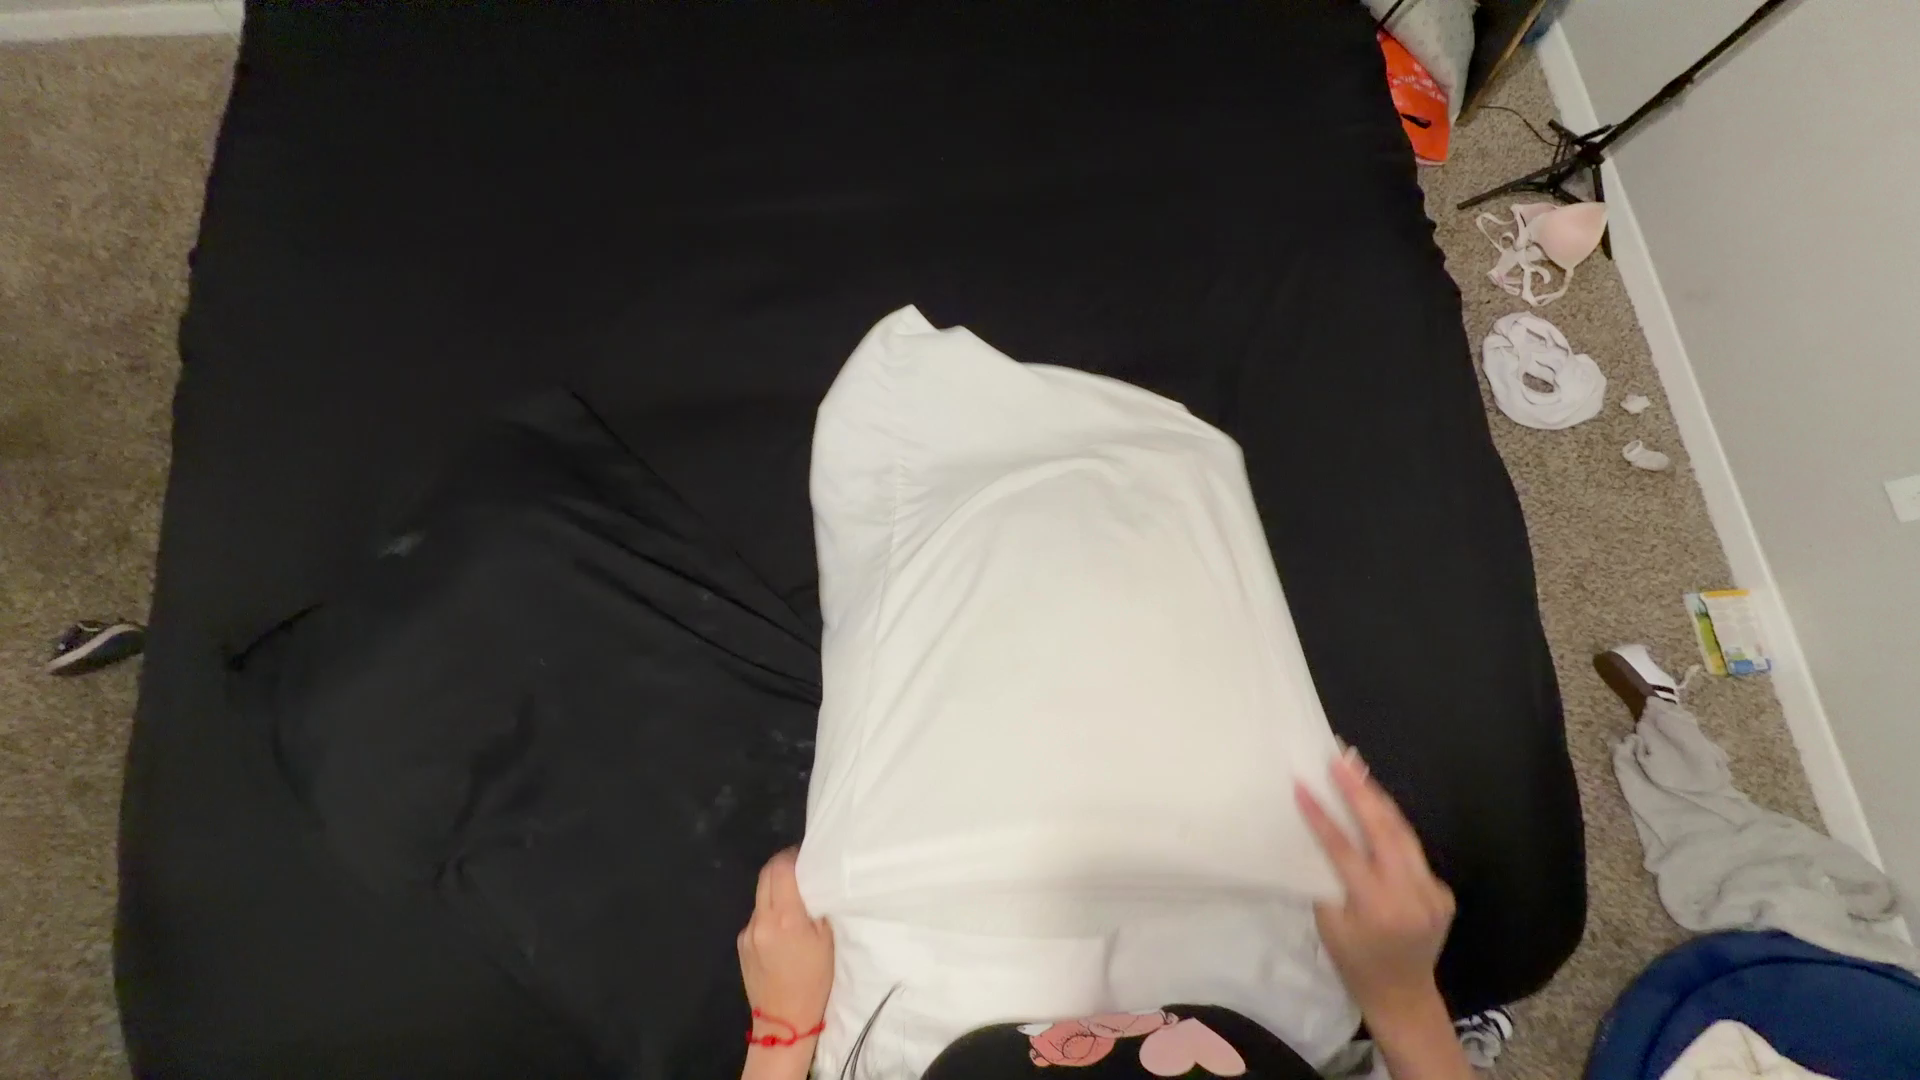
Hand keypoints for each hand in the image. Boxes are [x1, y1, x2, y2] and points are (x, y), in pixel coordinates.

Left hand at [738, 848, 834, 1043]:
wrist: (785, 1021)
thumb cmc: (815, 979)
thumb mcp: (827, 938)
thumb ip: (816, 904)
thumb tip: (812, 879)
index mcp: (786, 917)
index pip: (782, 867)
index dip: (794, 855)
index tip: (807, 855)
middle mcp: (762, 919)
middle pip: (766, 874)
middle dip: (782, 864)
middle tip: (800, 867)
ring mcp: (748, 931)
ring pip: (760, 894)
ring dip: (775, 888)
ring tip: (794, 899)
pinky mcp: (741, 942)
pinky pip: (756, 915)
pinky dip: (769, 911)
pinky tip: (781, 928)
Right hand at [1296, 751, 1455, 1024]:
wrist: (1402, 994)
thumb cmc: (1353, 958)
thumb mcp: (1328, 919)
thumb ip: (1326, 875)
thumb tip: (1318, 829)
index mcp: (1377, 906)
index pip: (1344, 848)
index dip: (1321, 815)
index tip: (1301, 785)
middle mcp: (1412, 895)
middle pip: (1384, 830)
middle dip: (1359, 791)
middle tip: (1341, 759)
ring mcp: (1433, 893)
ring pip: (1403, 834)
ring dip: (1378, 800)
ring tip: (1356, 769)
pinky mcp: (1442, 891)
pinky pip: (1412, 851)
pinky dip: (1391, 827)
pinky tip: (1374, 806)